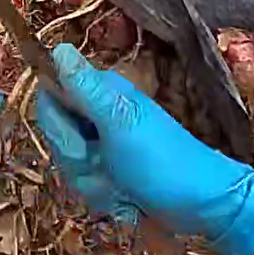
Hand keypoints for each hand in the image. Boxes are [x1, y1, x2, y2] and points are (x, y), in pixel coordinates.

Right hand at [35, 44, 253, 254]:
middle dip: (77, 161)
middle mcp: (99, 114)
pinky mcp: (111, 171)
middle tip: (106, 165)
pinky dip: (104, 197)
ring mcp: (105, 145)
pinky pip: (86, 184)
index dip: (56, 125)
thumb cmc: (164, 161)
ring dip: (92, 183)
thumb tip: (58, 47)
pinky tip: (126, 200)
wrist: (203, 207)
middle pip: (57, 135)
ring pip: (69, 165)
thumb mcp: (121, 123)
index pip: (49, 98)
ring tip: (121, 186)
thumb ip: (86, 89)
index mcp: (102, 93)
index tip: (80, 143)